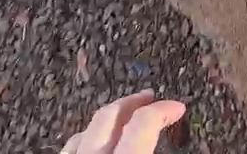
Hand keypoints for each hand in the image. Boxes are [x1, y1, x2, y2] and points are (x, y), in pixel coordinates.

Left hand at [61, 91, 185, 153]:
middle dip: (132, 102)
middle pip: (109, 116)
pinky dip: (83, 140)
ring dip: (106, 119)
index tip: (178, 107)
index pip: (144, 123)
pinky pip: (68, 149)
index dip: (164, 109)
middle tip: (150, 97)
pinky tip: (92, 145)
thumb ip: (152, 148)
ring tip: (122, 117)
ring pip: (83, 131)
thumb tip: (173, 141)